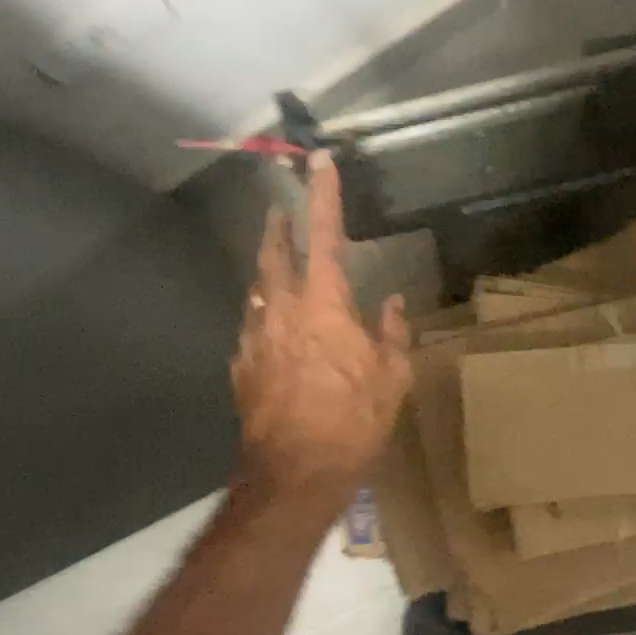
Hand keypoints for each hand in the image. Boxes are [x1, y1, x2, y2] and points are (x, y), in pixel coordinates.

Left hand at [231, 151, 411, 498]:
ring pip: (256, 291)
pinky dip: (261, 318)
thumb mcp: (392, 380)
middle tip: (279, 212)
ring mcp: (255, 339)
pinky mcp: (241, 367)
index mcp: (325, 307)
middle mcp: (283, 312)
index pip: (325, 236)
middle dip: (277, 228)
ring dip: (265, 273)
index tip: (318, 160)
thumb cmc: (353, 424)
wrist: (294, 474)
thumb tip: (394, 304)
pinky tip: (269, 330)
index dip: (323, 195)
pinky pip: (251, 330)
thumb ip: (393, 334)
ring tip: (274, 267)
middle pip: (274, 256)